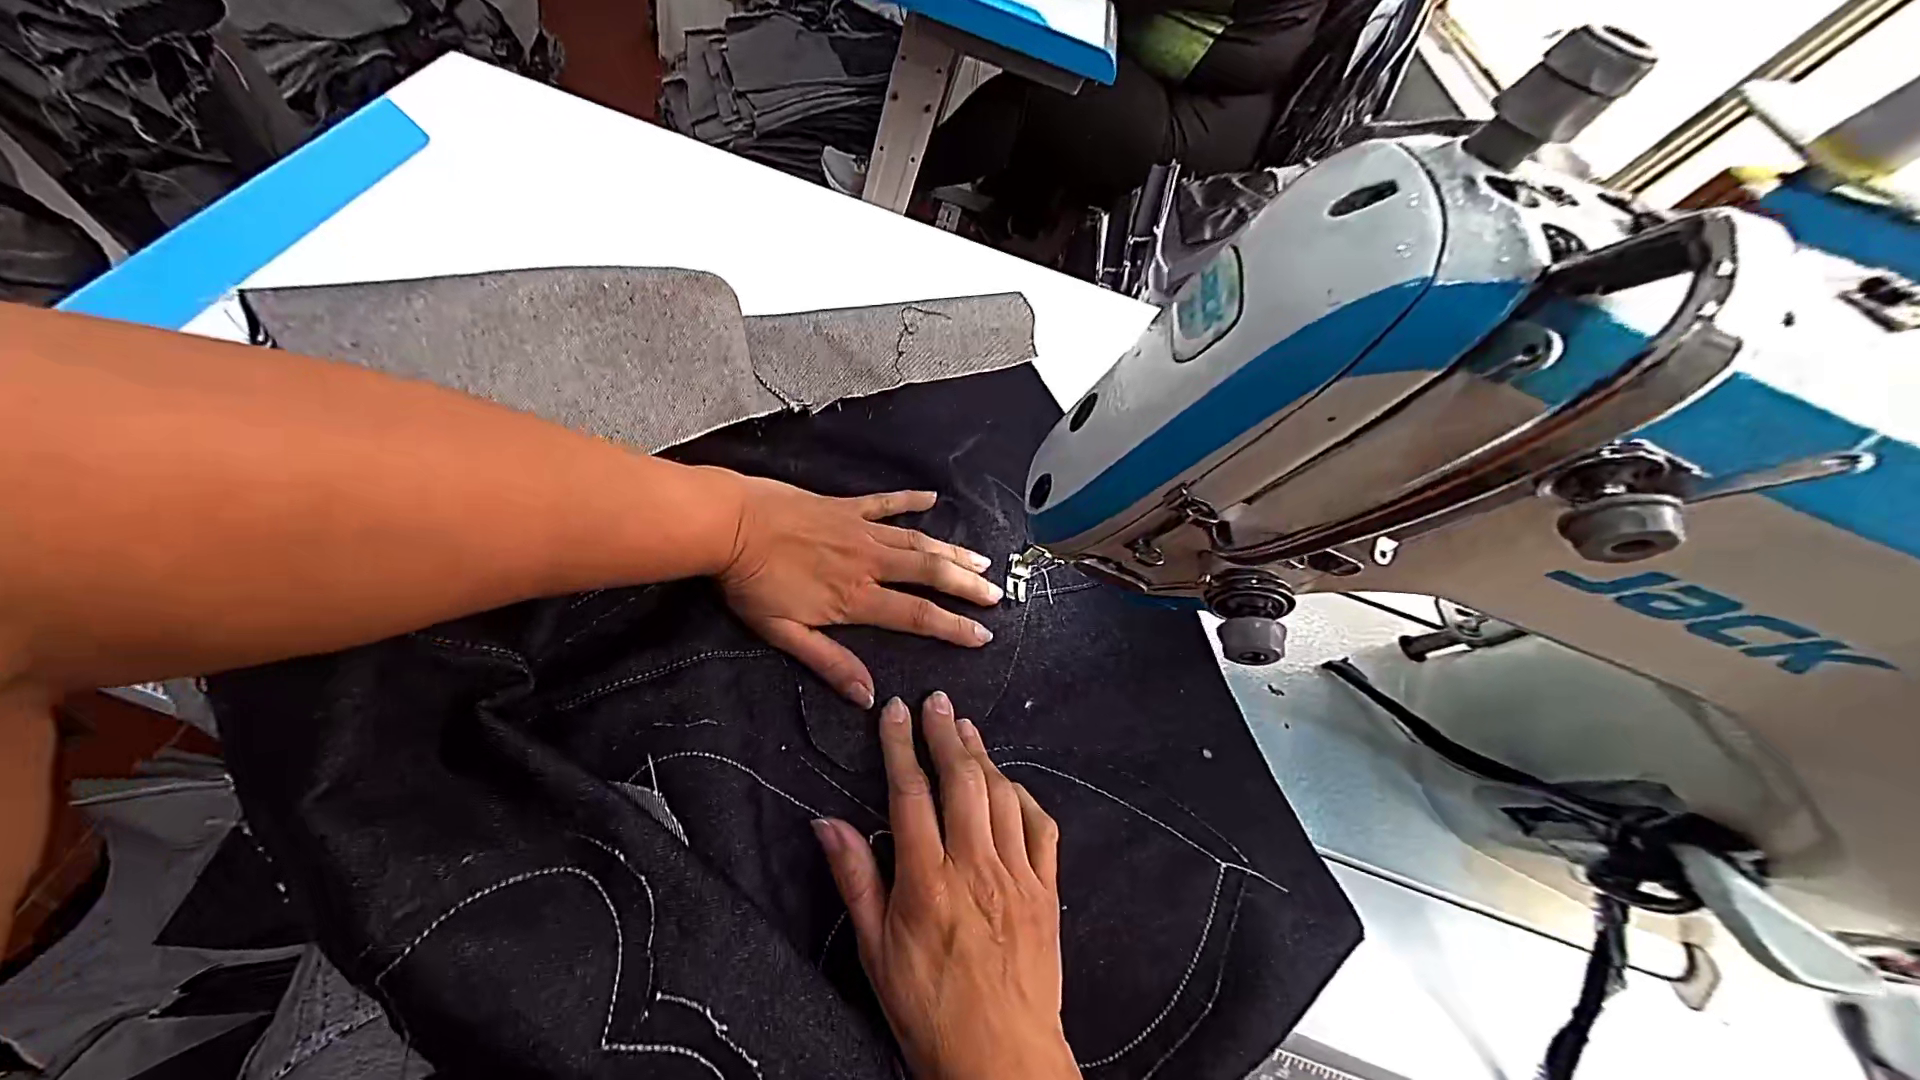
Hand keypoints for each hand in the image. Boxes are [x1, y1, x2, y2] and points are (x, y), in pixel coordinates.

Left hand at [713, 474, 1001, 707]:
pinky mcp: (847, 506)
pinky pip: (887, 502)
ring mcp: (861, 530)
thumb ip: (830, 662)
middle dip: (968, 586)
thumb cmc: (751, 582)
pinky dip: (911, 501)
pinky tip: (932, 498)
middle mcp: (870, 562)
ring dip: (952, 552)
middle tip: (997, 594)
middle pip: (931, 574)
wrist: (729, 524)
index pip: (918, 615)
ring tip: (981, 560)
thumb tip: (867, 695)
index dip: (954, 627)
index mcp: (857, 597)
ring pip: (919, 541)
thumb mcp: (784, 633)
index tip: (983, 634)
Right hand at [812, 693, 1076, 1079]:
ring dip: (983, 754)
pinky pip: (1041, 826)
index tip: (896, 712)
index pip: (910, 793)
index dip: (900, 745)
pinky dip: (1024, 795)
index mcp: (927, 882)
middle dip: (945, 733)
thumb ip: (854, 880)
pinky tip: (1009, 783)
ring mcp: (1017, 875)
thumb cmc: (930, 1011)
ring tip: (965, 727)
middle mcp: (975, 867)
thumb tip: (827, 824)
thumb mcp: (875, 952)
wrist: (1003, 1062)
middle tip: (936, 702)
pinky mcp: (1046, 889)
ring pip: (1002, 794)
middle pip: (961, 780)